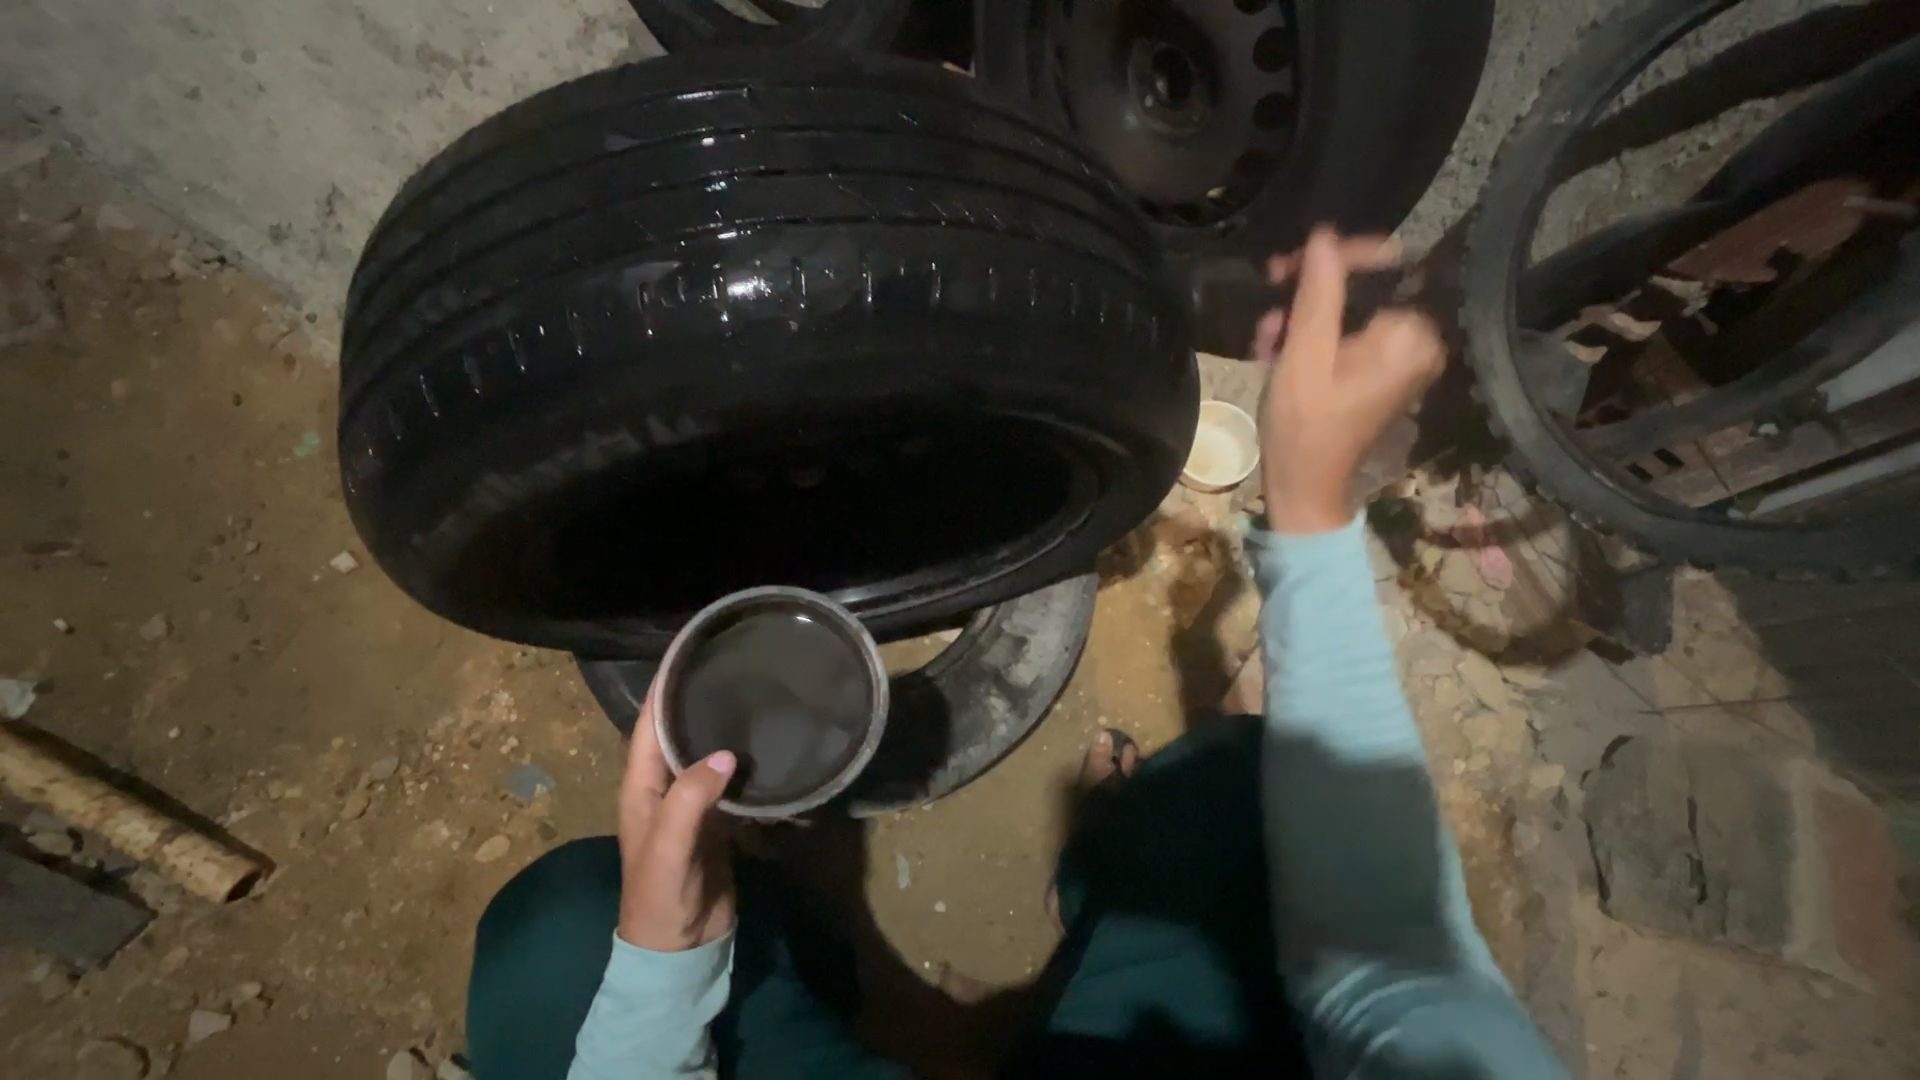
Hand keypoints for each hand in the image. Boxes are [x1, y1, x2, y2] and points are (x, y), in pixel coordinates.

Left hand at [615, 681, 738, 950]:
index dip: (663, 688)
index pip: (650, 725)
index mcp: (641, 786)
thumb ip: (691, 799)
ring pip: (705, 751)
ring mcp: (692, 802)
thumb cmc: (661, 895)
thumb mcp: (669, 847)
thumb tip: (725, 755)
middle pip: (678, 731)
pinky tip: (764, 741)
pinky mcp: (717, 817)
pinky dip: (742, 757)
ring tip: (751, 691)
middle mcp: (664, 786)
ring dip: (720, 724)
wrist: (681, 946)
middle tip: (729, 663)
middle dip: (695, 698)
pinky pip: (727, 777)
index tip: (686, 652)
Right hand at [1253, 227, 1446, 533]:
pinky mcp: (1377, 373)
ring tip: (1264, 342)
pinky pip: (1345, 337)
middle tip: (1267, 311)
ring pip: (1346, 314)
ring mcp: (1397, 359)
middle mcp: (1416, 342)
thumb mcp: (1303, 357)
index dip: (1334, 258)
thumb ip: (1317, 295)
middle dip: (1307, 297)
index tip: (1287, 266)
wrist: (1303, 487)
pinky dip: (1309, 341)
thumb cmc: (1303, 427)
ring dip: (1299, 321)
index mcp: (1410, 336)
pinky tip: (1277, 353)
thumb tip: (1324, 236)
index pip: (1383, 267)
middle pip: (1361, 291)